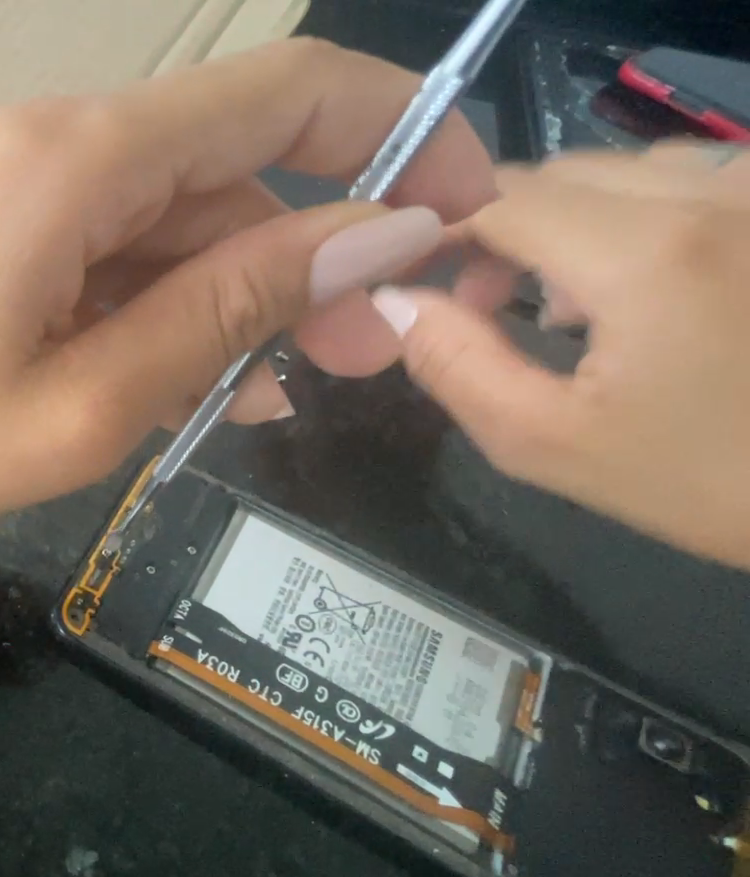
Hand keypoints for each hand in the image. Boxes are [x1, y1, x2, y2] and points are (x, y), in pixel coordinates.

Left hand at [0, 38, 494, 567]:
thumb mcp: (85, 407)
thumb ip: (229, 311)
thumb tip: (377, 236)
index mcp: (60, 163)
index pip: (275, 95)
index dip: (388, 142)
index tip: (451, 223)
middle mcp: (21, 138)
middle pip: (205, 169)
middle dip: (287, 258)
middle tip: (348, 366)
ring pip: (138, 215)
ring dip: (205, 293)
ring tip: (255, 395)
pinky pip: (72, 242)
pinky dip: (126, 298)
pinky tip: (162, 372)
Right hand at [366, 143, 749, 569]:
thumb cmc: (702, 476)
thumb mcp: (539, 438)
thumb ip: (450, 362)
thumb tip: (390, 301)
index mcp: (648, 251)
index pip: (499, 198)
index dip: (431, 228)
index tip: (399, 277)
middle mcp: (724, 192)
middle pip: (556, 175)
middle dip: (492, 232)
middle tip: (473, 308)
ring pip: (622, 171)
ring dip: (560, 225)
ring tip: (556, 306)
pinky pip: (693, 179)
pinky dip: (631, 219)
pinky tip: (631, 288)